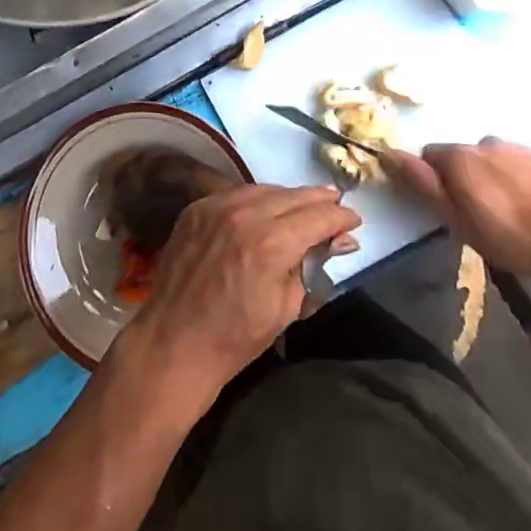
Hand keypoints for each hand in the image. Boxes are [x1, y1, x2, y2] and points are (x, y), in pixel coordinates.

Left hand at [124, 184, 359, 393]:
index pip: (317, 216)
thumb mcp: (287, 306)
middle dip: (318, 200)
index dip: (341, 216)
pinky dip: (255, 199)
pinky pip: (233, 195)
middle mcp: (242, 214)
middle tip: (336, 203)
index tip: (355, 220)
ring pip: (261, 190)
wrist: (175, 340)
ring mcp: (214, 208)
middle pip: (291, 196)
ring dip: (287, 196)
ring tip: (304, 204)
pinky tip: (265, 208)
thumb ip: (313, 266)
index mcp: (270, 242)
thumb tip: (342, 242)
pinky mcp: (194, 210)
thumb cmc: (236, 336)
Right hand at [385, 139, 530, 290]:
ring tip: (510, 217)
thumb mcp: (459, 221)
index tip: (445, 209)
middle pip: (461, 158)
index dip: (431, 182)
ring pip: (493, 162)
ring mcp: (523, 150)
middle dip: (462, 180)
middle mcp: (488, 143)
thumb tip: (388, 153)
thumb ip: (423, 186)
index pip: (428, 156)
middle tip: (476, 217)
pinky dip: (521, 184)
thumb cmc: (516, 237)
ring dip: (493, 181)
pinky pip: (522, 169)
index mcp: (461, 156)